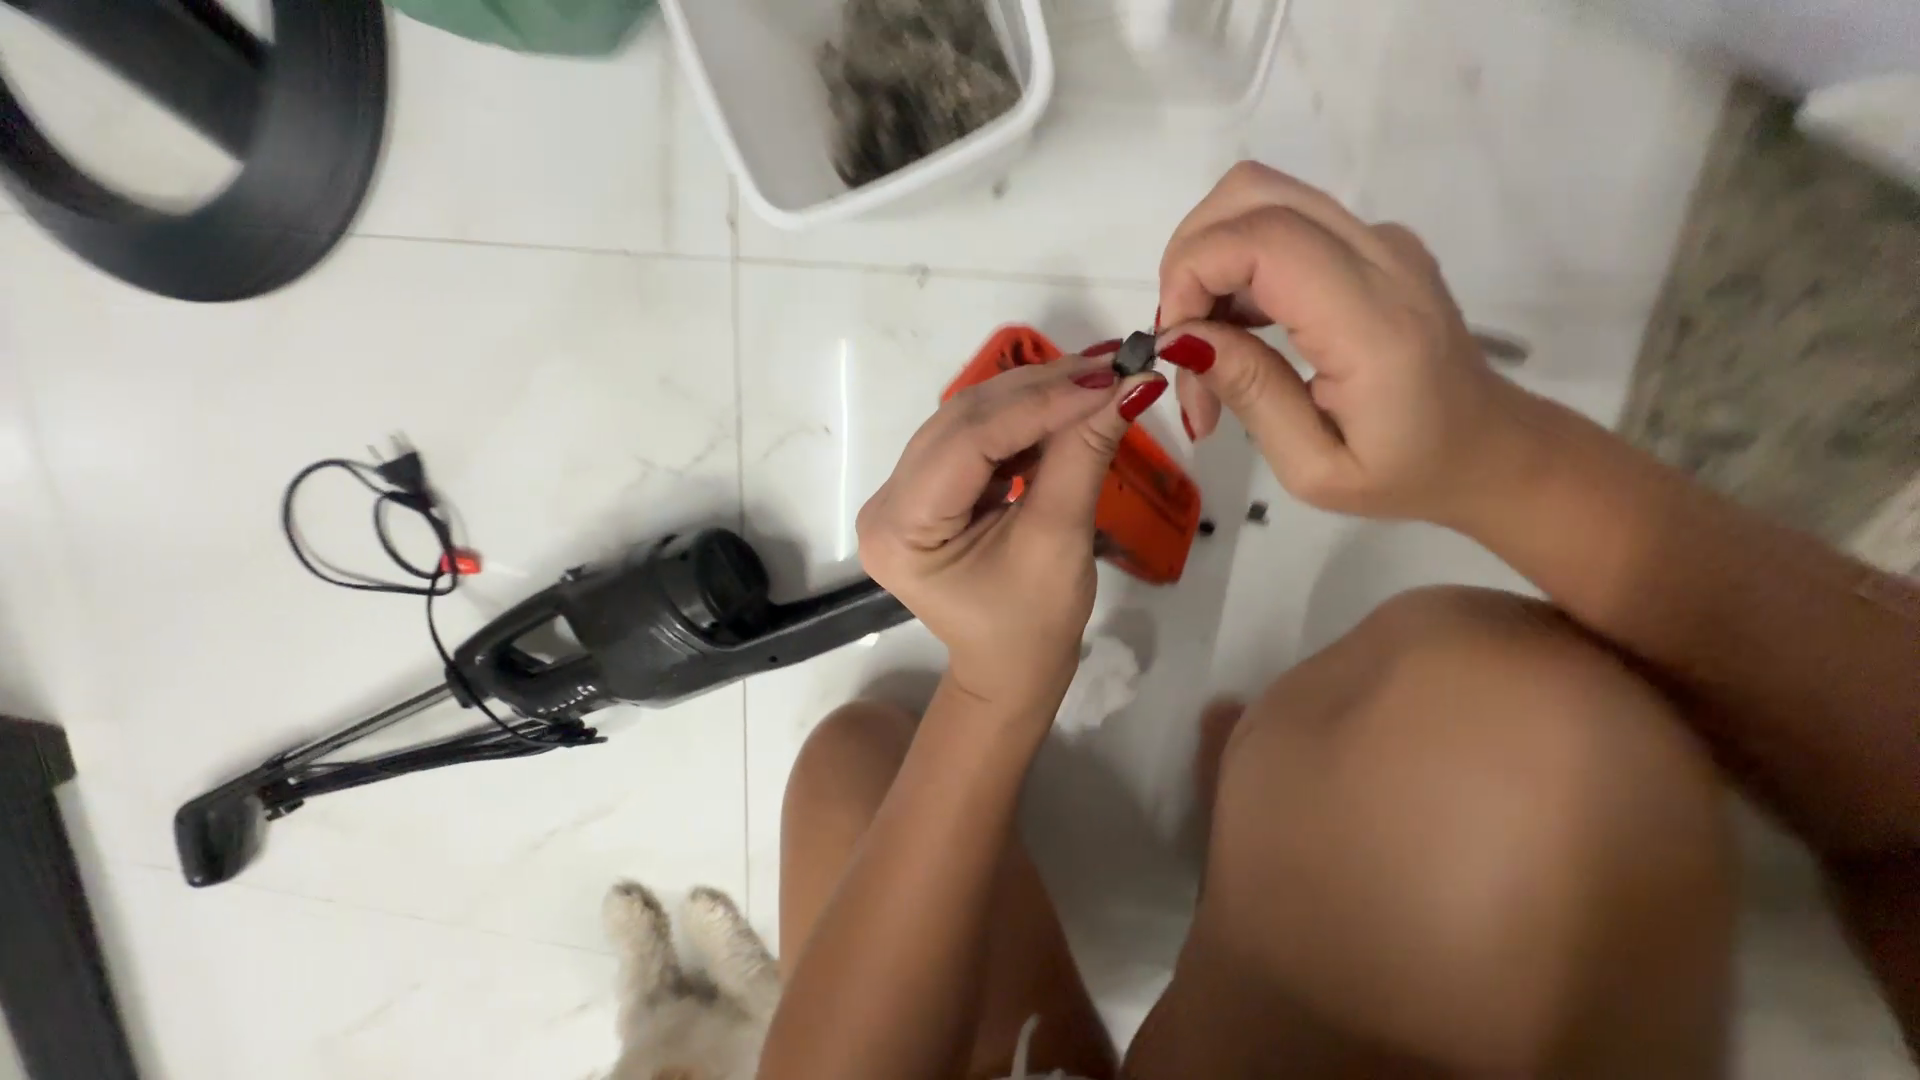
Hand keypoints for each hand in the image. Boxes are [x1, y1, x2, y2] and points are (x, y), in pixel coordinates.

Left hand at [857, 352, 1167, 707]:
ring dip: (1034, 399)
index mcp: (900, 529)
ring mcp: (902, 496)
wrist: (1013, 669)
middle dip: (1040, 391)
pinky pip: (974, 440)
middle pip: (962, 422)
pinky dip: (1023, 423)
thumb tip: (1127, 386)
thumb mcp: (1059, 541)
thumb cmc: (1033, 626)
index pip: (968, 441)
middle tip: (1110, 367)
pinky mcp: (927, 492)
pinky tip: (1067, 408)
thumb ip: (1083, 457)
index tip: (1110, 376)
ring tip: (1098, 381)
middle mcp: (887, 504)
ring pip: (969, 422)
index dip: (1040, 403)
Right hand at [1155, 162, 1523, 522]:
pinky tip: (1234, 334)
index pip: (1262, 239)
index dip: (1192, 274)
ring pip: (1259, 197)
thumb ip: (1251, 394)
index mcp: (1373, 322)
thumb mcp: (1314, 468)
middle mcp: (1381, 256)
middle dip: (1188, 261)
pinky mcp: (1371, 243)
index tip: (1174, 348)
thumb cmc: (1404, 474)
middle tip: (1183, 344)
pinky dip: (1233, 267)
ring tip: (1207, 345)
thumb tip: (1183, 339)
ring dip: (1207, 262)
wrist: (1488, 448)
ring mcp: (1380, 240)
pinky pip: (1279, 223)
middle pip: (1251, 194)